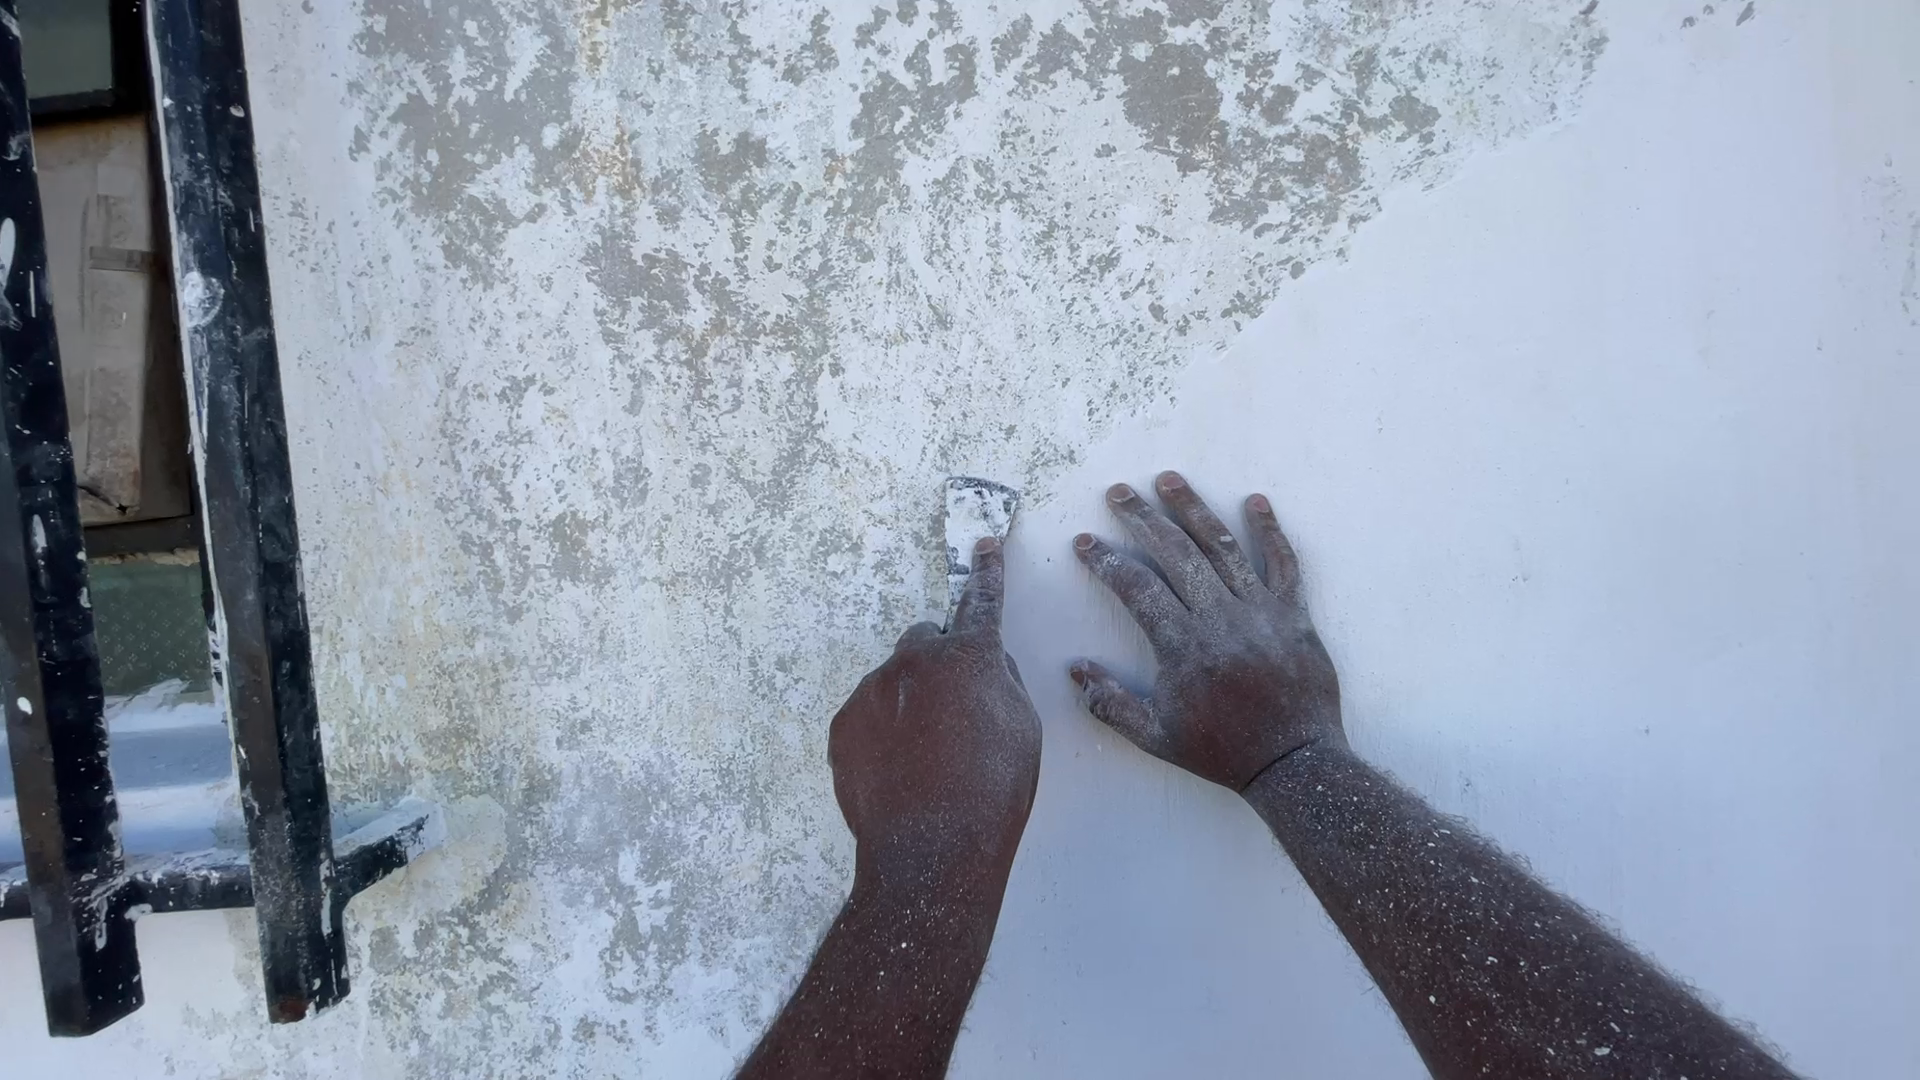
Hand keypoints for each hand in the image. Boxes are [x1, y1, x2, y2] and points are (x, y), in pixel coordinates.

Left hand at [828, 537, 1042, 888]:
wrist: (932, 851)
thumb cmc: (992, 792)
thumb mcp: (1023, 730)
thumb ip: (1001, 681)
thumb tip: (985, 664)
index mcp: (968, 657)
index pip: (982, 602)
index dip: (988, 572)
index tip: (984, 546)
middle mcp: (915, 661)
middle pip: (926, 640)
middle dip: (939, 662)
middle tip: (954, 710)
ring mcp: (873, 690)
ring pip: (895, 680)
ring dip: (910, 701)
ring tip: (926, 756)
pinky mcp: (844, 722)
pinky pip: (868, 711)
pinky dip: (882, 728)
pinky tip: (899, 768)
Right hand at [1070, 471, 1342, 790]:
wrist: (1295, 764)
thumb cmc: (1221, 752)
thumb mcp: (1155, 737)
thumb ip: (1110, 704)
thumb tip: (1075, 669)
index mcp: (1183, 646)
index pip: (1137, 587)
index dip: (1106, 561)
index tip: (1085, 542)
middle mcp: (1219, 618)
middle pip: (1175, 553)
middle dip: (1142, 518)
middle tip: (1119, 492)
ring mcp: (1259, 612)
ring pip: (1221, 547)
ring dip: (1193, 509)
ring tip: (1169, 479)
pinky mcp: (1293, 614)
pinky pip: (1284, 564)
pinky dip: (1270, 531)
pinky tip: (1256, 502)